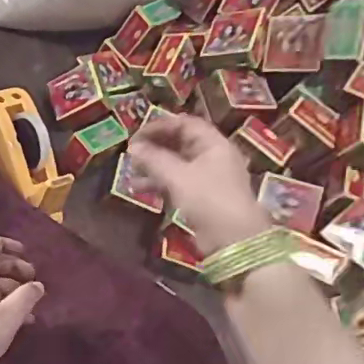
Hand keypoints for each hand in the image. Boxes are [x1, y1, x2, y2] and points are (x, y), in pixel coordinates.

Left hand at [0, 236, 44, 363]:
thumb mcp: (9, 317)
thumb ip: (26, 297)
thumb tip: (37, 284)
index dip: (3, 243)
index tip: (23, 252)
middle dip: (15, 268)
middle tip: (34, 280)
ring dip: (14, 289)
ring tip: (33, 304)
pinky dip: (7, 304)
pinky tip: (23, 320)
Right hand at [129, 115, 273, 252]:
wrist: (232, 239)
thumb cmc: (208, 199)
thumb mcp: (178, 176)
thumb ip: (154, 159)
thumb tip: (133, 147)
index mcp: (214, 144)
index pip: (185, 124)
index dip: (159, 126)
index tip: (136, 136)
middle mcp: (213, 156)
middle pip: (180, 143)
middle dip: (154, 147)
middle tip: (132, 154)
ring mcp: (208, 178)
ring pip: (177, 164)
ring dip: (154, 166)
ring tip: (131, 172)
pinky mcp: (202, 197)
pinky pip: (177, 182)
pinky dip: (159, 183)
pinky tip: (140, 189)